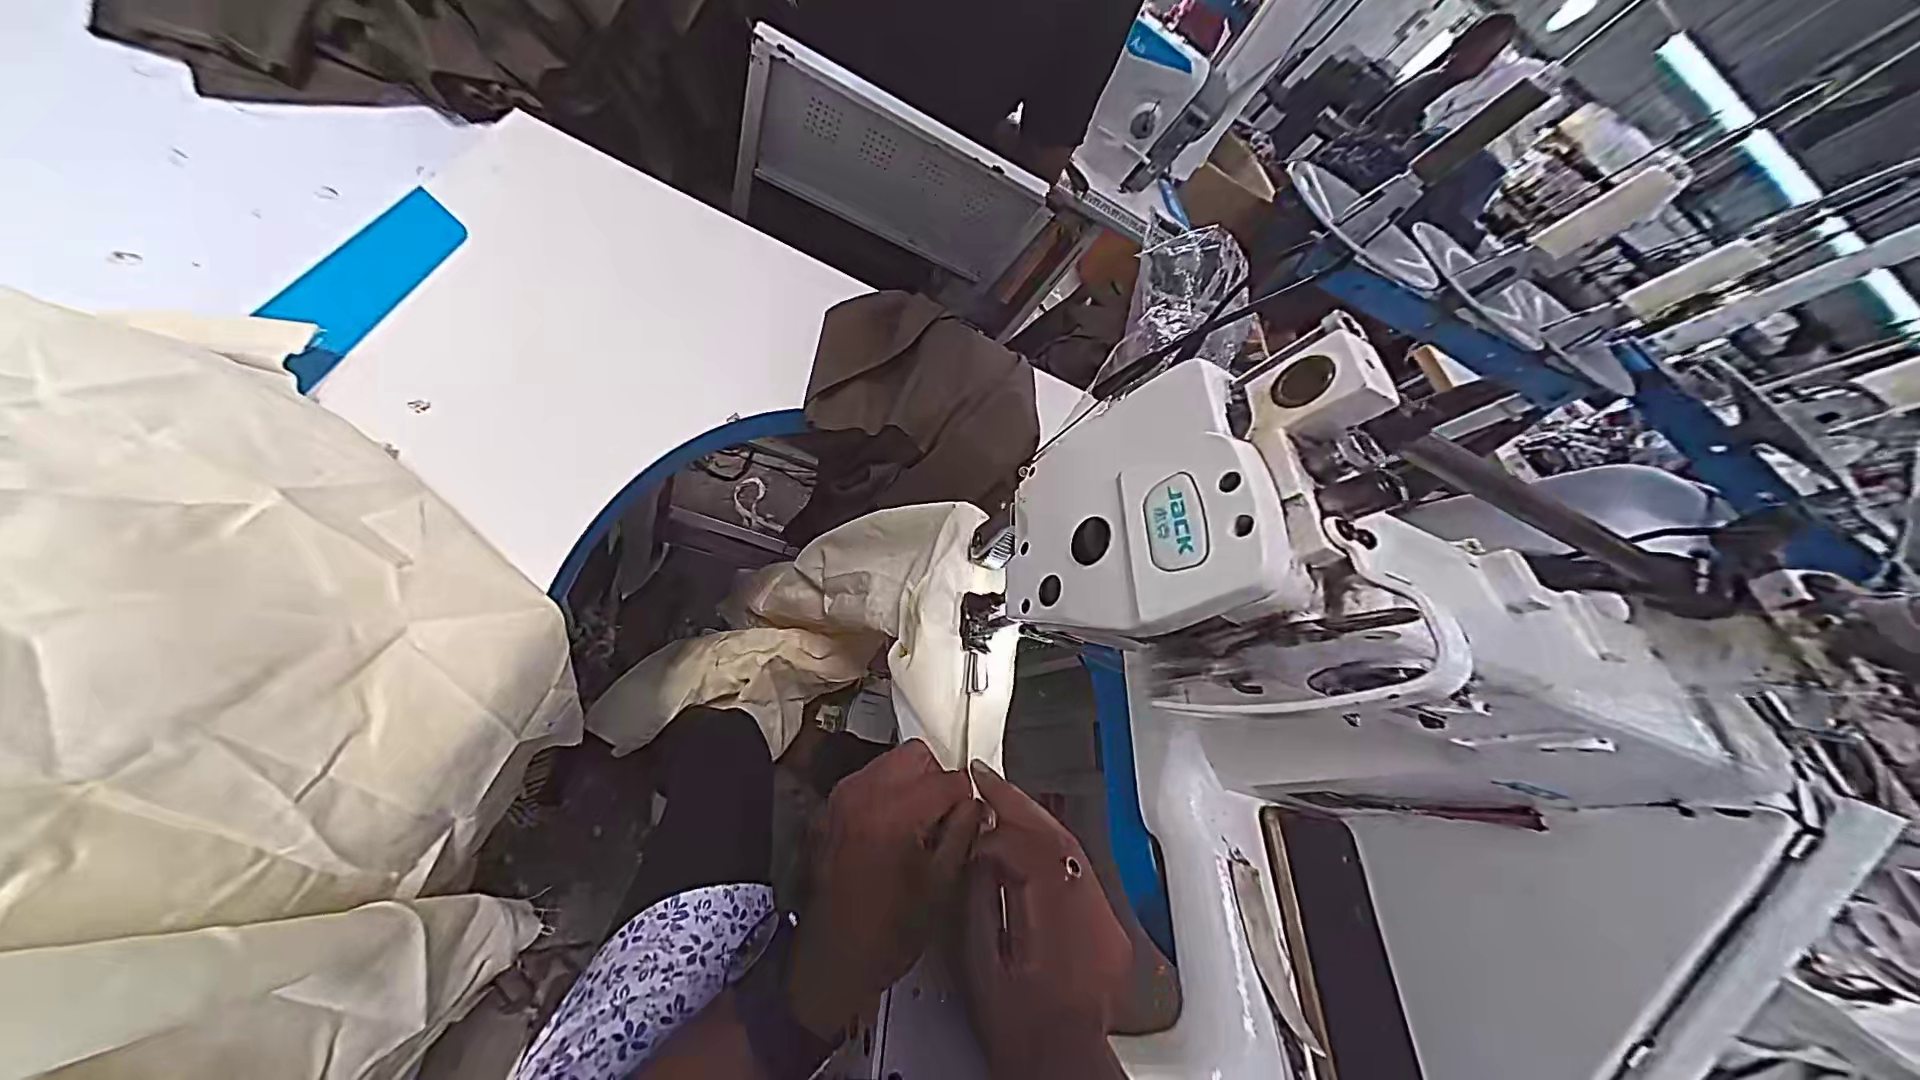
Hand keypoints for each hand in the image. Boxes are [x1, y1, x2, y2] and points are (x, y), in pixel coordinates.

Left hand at [788, 738, 982, 1037]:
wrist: (832, 959)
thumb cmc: (888, 931)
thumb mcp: (940, 884)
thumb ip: (962, 831)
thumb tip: (973, 803)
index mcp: (893, 813)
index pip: (946, 779)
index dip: (964, 797)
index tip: (968, 814)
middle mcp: (863, 793)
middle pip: (915, 754)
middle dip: (936, 777)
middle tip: (944, 811)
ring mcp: (841, 797)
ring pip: (890, 762)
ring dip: (911, 782)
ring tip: (919, 820)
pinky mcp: (829, 808)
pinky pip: (868, 779)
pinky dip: (887, 791)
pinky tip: (894, 826)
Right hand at [959, 761, 1131, 1076]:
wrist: (1063, 1061)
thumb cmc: (1021, 1029)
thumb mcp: (981, 965)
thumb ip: (977, 901)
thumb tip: (975, 853)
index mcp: (1058, 923)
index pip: (1029, 849)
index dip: (993, 831)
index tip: (969, 822)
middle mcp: (1089, 911)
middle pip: (1053, 834)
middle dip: (1015, 800)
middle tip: (984, 775)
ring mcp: (1103, 912)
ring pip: (1067, 842)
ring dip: (1031, 813)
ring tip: (998, 793)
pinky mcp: (1104, 916)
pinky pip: (1074, 861)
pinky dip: (1046, 838)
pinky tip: (1024, 829)